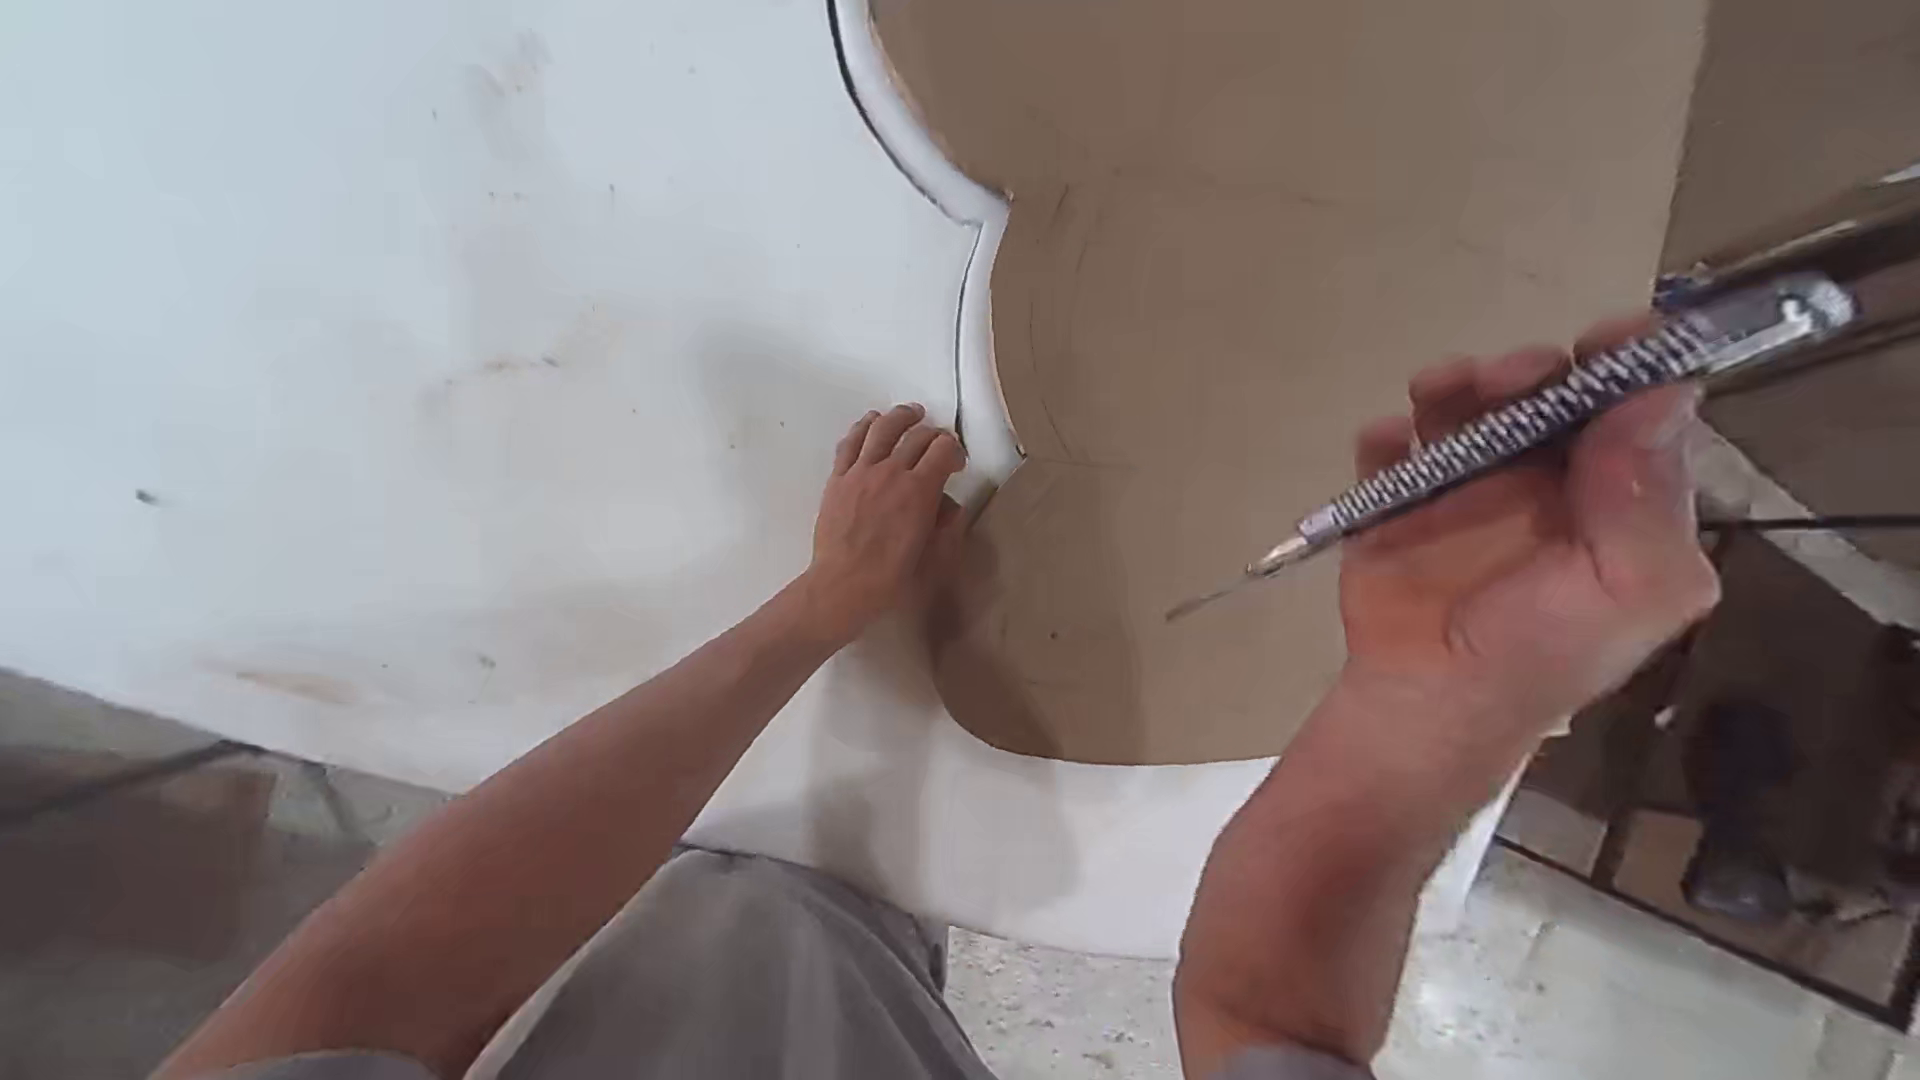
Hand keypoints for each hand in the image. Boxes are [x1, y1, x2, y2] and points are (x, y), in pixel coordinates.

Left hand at [797, 403, 968, 643]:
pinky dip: (864, 426)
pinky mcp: (838, 479)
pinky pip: (851, 442)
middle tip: (939, 444)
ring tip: (912, 414)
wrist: (842, 587)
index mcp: (919, 491)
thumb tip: (950, 506)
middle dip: (934, 435)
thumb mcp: (935, 559)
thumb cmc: (892, 579)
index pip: (944, 449)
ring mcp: (861, 472)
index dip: (956, 450)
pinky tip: (872, 422)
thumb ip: (948, 528)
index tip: (957, 464)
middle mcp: (891, 472)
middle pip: (917, 435)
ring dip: (901, 417)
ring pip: (883, 428)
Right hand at [1337, 318, 1720, 760]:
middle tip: (1505, 377)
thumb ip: (1645, 502)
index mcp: (1603, 495)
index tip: (1610, 336)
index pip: (1624, 412)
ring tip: (1436, 386)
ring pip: (1454, 415)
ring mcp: (1452, 493)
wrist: (1433, 692)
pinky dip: (1379, 439)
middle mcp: (1530, 482)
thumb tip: (1657, 397)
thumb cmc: (1542, 650)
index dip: (1625, 365)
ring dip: (1449, 388)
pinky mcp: (1388, 507)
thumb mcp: (1631, 590)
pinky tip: (1382, 438)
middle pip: (1532, 400)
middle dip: (1525, 372)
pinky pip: (1383, 459)